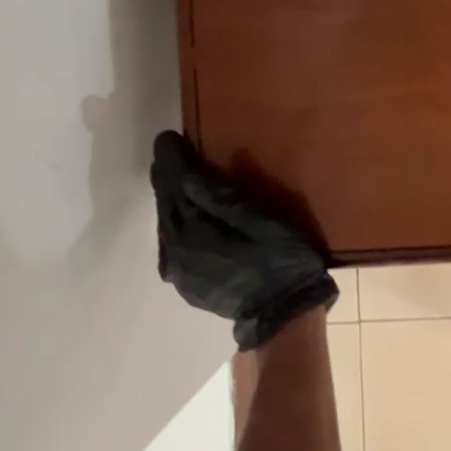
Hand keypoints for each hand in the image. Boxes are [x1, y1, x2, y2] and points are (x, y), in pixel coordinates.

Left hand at [151, 131, 338, 349]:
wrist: (284, 313)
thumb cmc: (282, 260)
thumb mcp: (262, 222)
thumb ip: (224, 201)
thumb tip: (189, 176)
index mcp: (195, 232)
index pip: (177, 187)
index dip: (172, 161)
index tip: (167, 137)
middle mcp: (176, 251)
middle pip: (166, 205)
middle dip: (166, 177)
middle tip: (168, 151)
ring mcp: (178, 271)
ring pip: (167, 225)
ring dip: (170, 199)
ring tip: (175, 178)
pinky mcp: (185, 283)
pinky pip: (172, 243)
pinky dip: (176, 222)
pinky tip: (186, 215)